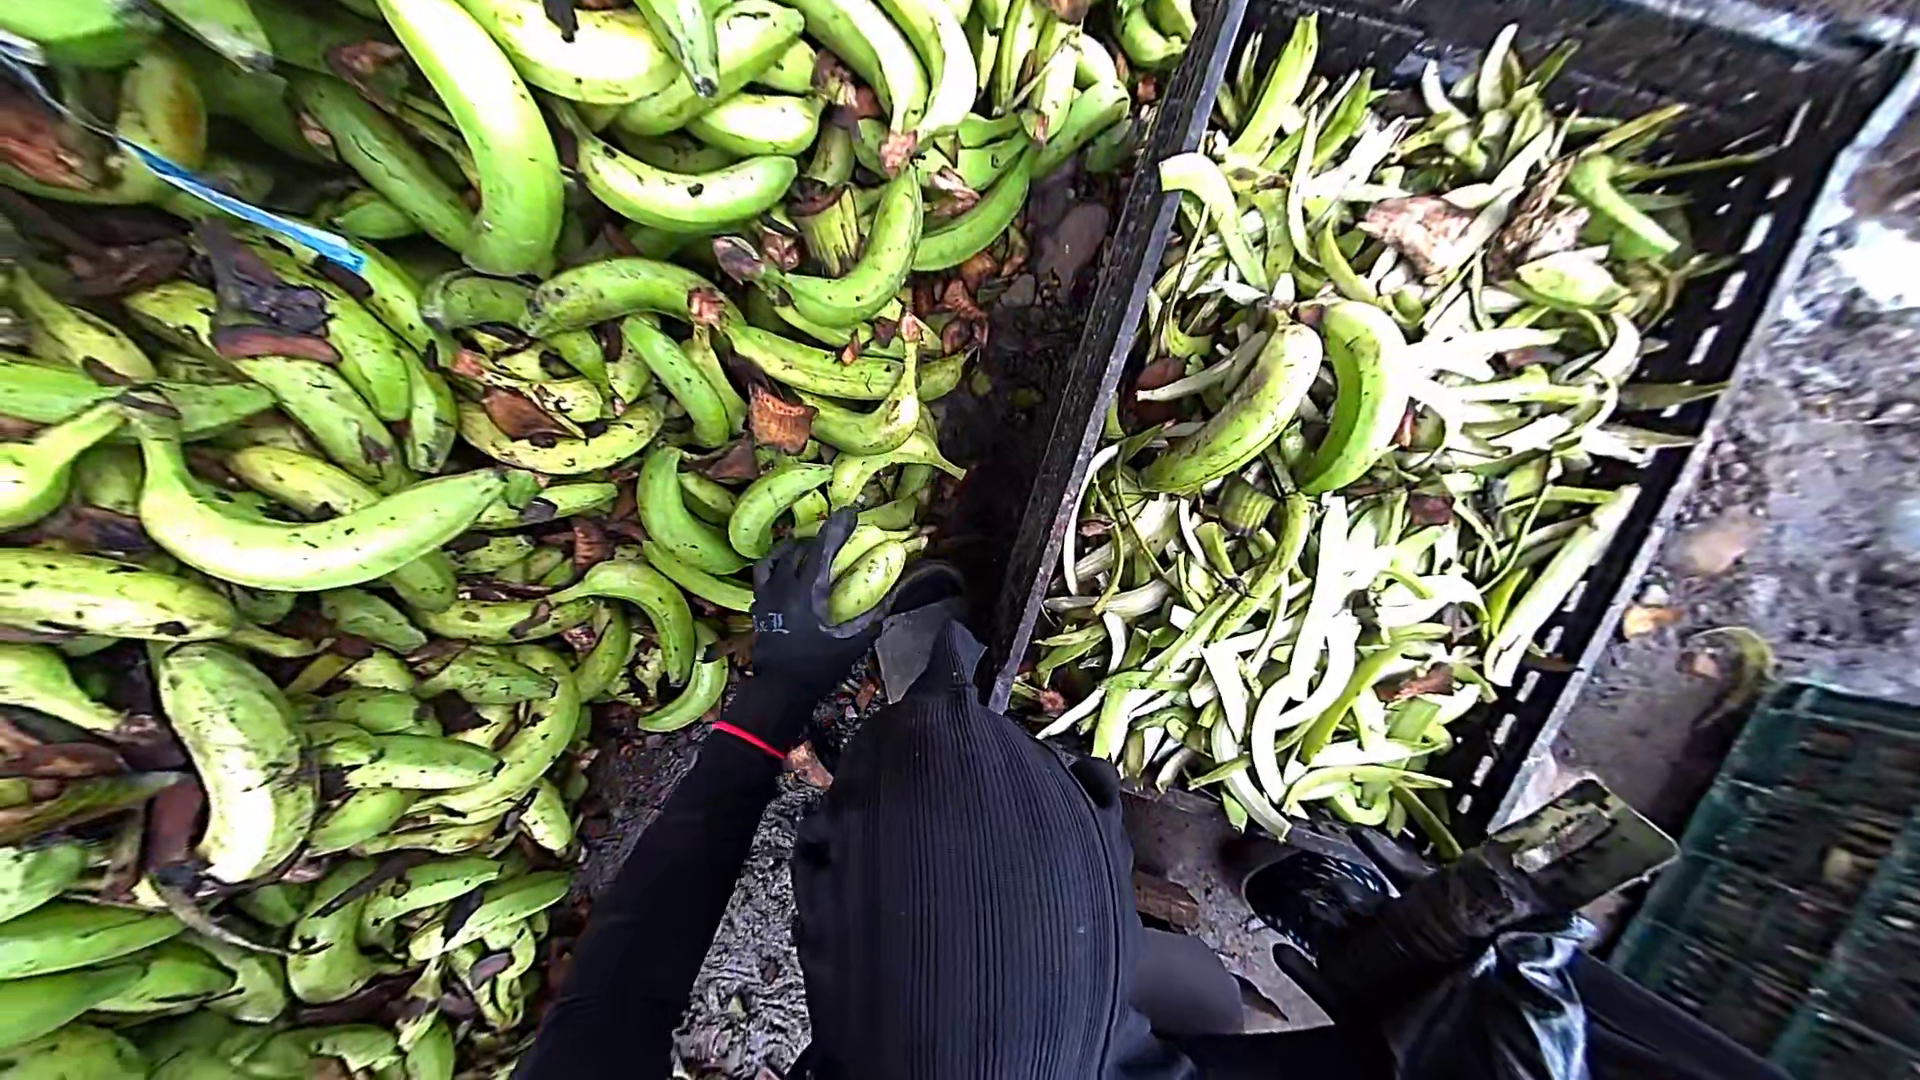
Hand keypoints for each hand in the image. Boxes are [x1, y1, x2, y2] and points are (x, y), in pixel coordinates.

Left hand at [736, 511, 883, 748]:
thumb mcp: (853, 642)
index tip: (851, 511)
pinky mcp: (758, 605)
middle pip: (799, 547)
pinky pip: (763, 574)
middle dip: (819, 536)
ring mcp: (766, 595)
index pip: (822, 548)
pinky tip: (788, 572)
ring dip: (794, 547)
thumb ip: (874, 617)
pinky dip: (777, 566)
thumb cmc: (819, 666)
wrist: (781, 688)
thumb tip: (892, 596)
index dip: (838, 527)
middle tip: (836, 533)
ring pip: (775, 557)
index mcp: (808, 592)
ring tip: (809, 547)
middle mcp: (783, 586)